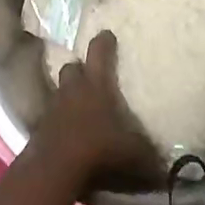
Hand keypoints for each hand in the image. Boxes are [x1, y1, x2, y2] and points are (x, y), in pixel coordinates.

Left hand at [29, 31, 154, 181]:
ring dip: (67, 95)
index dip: (103, 42)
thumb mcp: (134, 154)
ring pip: (58, 91)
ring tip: (77, 106)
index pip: (99, 53)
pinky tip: (66, 132)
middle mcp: (72, 90)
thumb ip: (149, 155)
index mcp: (96, 86)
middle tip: (89, 75)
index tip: (107, 34)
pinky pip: (49, 117)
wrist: (57, 170)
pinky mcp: (39, 129)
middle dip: (79, 69)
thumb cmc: (100, 149)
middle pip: (72, 68)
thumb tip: (164, 165)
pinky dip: (57, 121)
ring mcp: (53, 109)